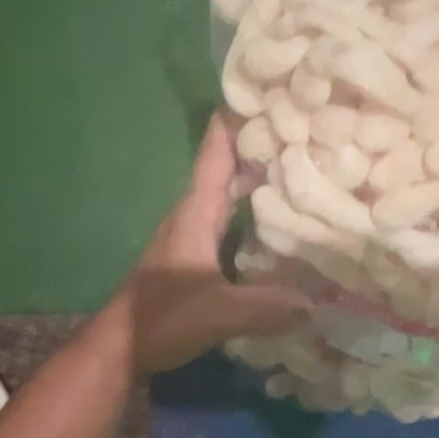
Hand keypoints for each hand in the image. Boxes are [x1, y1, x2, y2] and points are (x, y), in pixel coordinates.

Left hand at [118, 115, 309, 372]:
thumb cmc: (162, 317)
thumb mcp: (217, 313)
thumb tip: (318, 304)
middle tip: (308, 128)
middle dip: (262, 146)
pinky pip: (231, 221)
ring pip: (230, 195)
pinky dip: (254, 212)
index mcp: (196, 212)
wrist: (120, 346)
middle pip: (229, 168)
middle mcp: (194, 214)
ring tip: (304, 165)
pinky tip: (281, 223)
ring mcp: (193, 235)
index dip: (239, 119)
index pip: (217, 152)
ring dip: (260, 178)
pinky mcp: (195, 257)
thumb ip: (265, 307)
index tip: (272, 91)